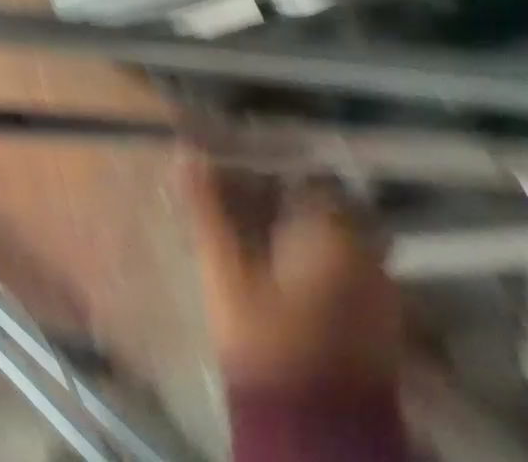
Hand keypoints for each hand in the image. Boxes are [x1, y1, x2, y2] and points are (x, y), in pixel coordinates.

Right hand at [181, 156, 401, 390]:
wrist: (310, 410)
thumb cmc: (263, 331)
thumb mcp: (225, 267)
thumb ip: (207, 209)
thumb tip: (187, 154)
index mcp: (338, 236)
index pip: (305, 180)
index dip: (265, 168)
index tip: (228, 165)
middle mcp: (369, 255)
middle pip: (324, 208)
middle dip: (280, 198)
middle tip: (233, 195)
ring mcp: (377, 288)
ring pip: (333, 238)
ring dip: (293, 228)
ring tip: (245, 228)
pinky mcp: (372, 314)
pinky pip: (340, 267)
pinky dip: (308, 256)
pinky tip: (272, 264)